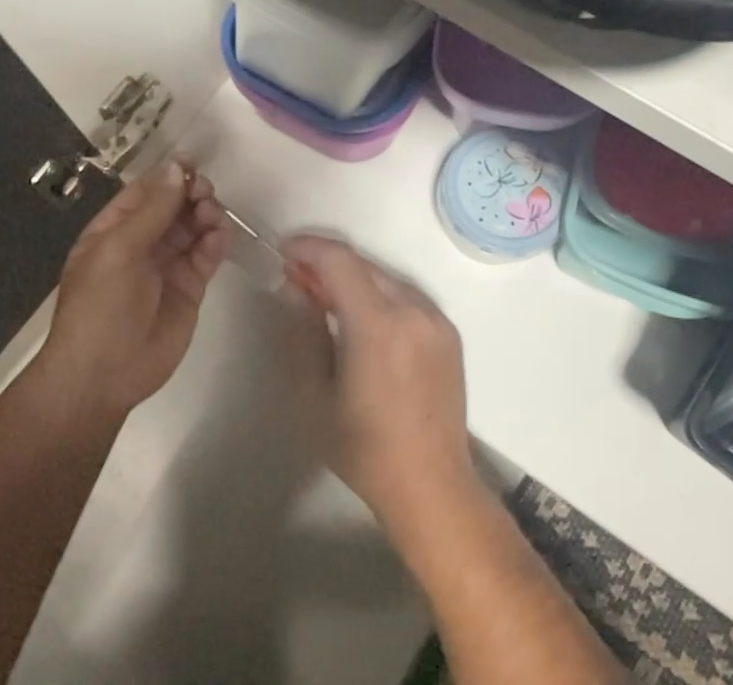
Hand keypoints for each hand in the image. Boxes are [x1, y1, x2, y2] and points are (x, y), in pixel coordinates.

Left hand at [40, 160, 229, 418]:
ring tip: (212, 215)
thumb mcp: (118, 250)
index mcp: (112, 231)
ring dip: (204, 216)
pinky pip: (206, 257)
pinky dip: (215, 244)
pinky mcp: (189, 289)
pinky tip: (219, 237)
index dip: (166, 177)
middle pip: (172, 208)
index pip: (143, 193)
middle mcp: (140, 244)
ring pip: (192, 229)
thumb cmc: (100, 306)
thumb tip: (177, 171)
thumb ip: (153, 211)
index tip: (192, 163)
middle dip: (190, 195)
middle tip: (206, 192)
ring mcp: (166, 267)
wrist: (104, 373)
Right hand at [283, 236, 478, 521]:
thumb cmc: (363, 448)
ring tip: (324, 301)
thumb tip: (297, 290)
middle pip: (365, 267)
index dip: (308, 248)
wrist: (430, 484)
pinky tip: (360, 320)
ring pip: (388, 280)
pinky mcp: (449, 337)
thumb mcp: (315, 393)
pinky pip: (408, 300)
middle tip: (295, 279)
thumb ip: (303, 332)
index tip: (283, 252)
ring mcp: (437, 323)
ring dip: (354, 280)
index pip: (340, 261)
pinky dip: (380, 297)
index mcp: (379, 325)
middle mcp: (414, 312)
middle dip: (327, 264)